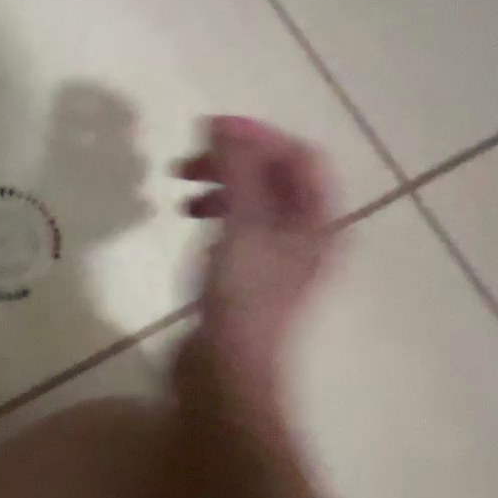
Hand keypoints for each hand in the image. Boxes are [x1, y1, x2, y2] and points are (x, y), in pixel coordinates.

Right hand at [176, 116, 337, 389]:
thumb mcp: (241, 226)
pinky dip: (214, 217)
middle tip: (181, 166)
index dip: (256, 136)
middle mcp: (308, 236)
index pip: (298, 157)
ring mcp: (279, 260)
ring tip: (179, 198)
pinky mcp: (250, 280)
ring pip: (255, 204)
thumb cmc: (240, 297)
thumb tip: (224, 125)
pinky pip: (238, 229)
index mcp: (317, 221)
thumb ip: (236, 172)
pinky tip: (188, 228)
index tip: (204, 129)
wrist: (228, 371)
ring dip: (220, 189)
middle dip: (232, 163)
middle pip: (276, 179)